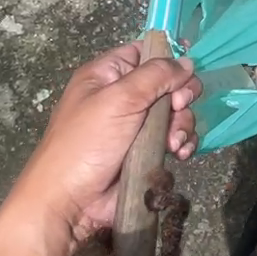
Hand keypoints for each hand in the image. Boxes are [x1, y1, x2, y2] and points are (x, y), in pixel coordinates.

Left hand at [3, 43, 202, 255]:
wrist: (68, 205)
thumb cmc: (85, 145)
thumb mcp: (118, 100)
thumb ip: (156, 75)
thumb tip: (187, 62)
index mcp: (108, 75)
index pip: (146, 51)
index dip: (170, 56)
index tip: (187, 68)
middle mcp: (124, 96)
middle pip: (170, 81)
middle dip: (181, 95)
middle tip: (177, 108)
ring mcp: (137, 124)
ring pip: (177, 110)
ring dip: (183, 123)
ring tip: (174, 143)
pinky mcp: (147, 149)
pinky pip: (177, 135)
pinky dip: (183, 142)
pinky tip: (179, 153)